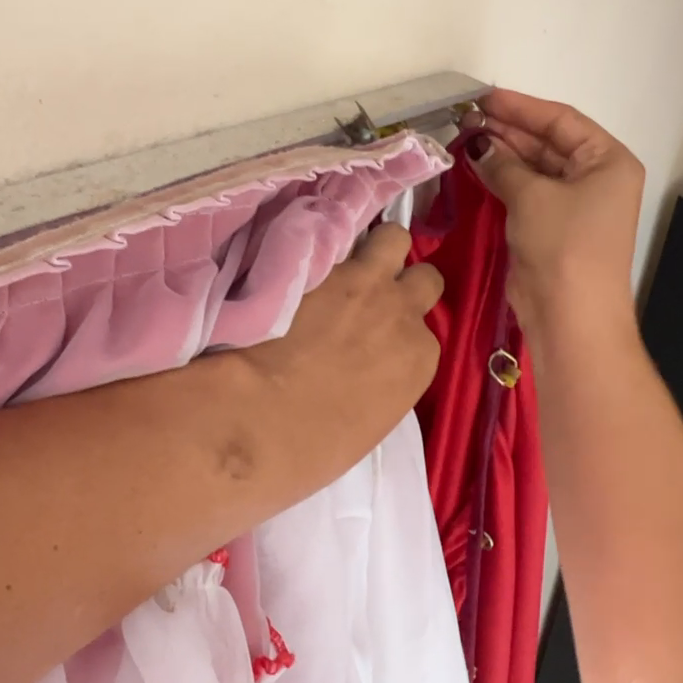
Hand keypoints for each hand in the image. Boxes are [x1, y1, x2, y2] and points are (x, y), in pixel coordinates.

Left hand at [239, 224, 443, 479]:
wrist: (257, 419)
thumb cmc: (313, 446)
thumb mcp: (369, 421)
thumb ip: (382, 381)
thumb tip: (362, 368)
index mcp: (419, 356)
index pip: (425, 328)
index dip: (400, 327)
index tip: (377, 334)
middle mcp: (399, 309)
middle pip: (423, 275)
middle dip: (403, 279)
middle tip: (372, 291)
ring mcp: (360, 279)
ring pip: (392, 237)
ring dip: (375, 248)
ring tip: (348, 260)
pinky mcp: (318, 262)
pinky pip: (334, 238)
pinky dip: (324, 246)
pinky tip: (304, 259)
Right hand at [462, 89, 644, 335]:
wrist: (570, 314)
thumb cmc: (563, 245)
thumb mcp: (532, 195)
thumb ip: (503, 163)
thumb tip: (478, 144)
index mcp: (607, 161)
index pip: (562, 120)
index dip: (521, 107)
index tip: (482, 99)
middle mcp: (595, 178)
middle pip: (548, 143)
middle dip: (508, 131)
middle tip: (465, 120)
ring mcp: (574, 204)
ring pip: (534, 168)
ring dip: (502, 155)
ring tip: (463, 139)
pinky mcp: (552, 227)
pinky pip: (526, 192)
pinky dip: (502, 180)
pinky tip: (474, 168)